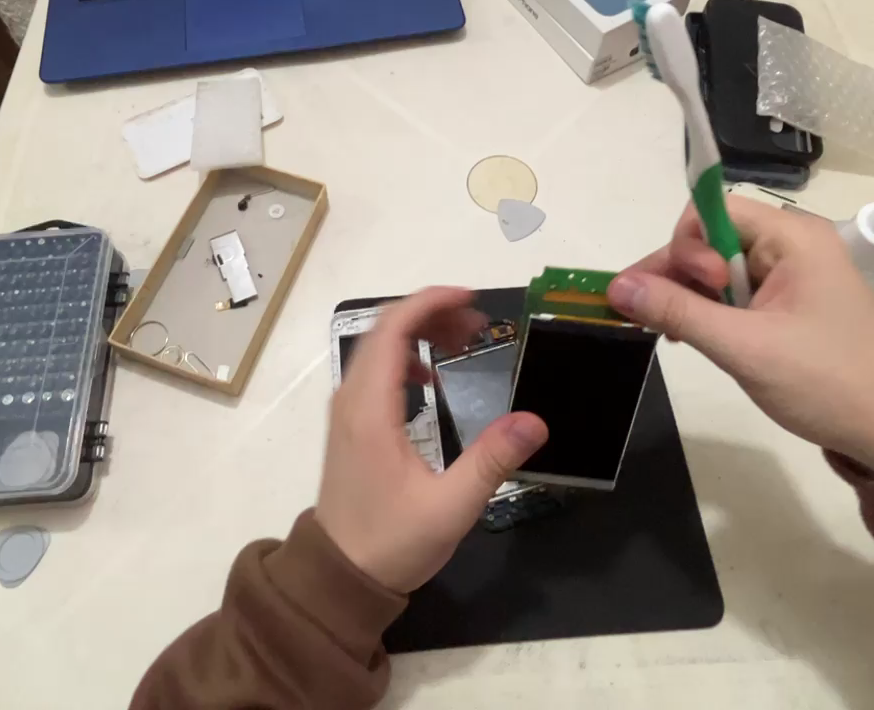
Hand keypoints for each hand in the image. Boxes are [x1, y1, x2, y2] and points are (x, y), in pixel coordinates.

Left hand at [316, 287, 547, 591]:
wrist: (338, 576)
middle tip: (478, 323)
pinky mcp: (350, 420)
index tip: (471, 298)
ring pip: (379, 345)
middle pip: (386, 328)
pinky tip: (433, 376)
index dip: (430, 302)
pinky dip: (407, 354)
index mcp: (370, 407)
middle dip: (432, 313)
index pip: (394, 329)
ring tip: (464, 341)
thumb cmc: (391, 542)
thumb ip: (492, 461)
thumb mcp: (450, 506)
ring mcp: (347, 407)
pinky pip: (375, 367)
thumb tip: (535, 420)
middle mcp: (351, 396)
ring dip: (420, 331)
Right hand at [607, 201, 873, 477]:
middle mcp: (791, 244)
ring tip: (672, 334)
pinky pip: (732, 291)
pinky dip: (707, 310)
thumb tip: (615, 287)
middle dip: (680, 275)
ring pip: (715, 266)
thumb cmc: (826, 384)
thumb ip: (677, 311)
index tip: (689, 293)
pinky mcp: (786, 301)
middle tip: (661, 321)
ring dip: (689, 297)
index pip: (711, 210)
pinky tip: (690, 336)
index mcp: (792, 237)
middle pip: (709, 237)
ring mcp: (790, 273)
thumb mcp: (744, 348)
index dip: (685, 247)